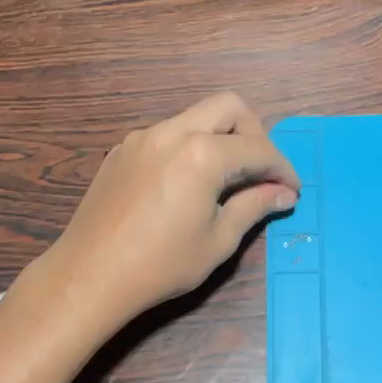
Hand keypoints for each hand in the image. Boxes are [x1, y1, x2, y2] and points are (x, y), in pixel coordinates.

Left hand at [34, 92, 299, 325]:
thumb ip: (253, 207)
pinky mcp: (121, 151)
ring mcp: (141, 138)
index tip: (291, 190)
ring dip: (219, 138)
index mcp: (201, 154)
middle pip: (228, 107)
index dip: (281, 168)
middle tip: (261, 171)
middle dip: (254, 134)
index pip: (256, 148)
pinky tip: (187, 185)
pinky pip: (166, 136)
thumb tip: (283, 193)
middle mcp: (171, 132)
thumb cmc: (160, 265)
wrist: (90, 275)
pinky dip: (188, 148)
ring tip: (226, 181)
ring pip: (194, 117)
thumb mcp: (218, 241)